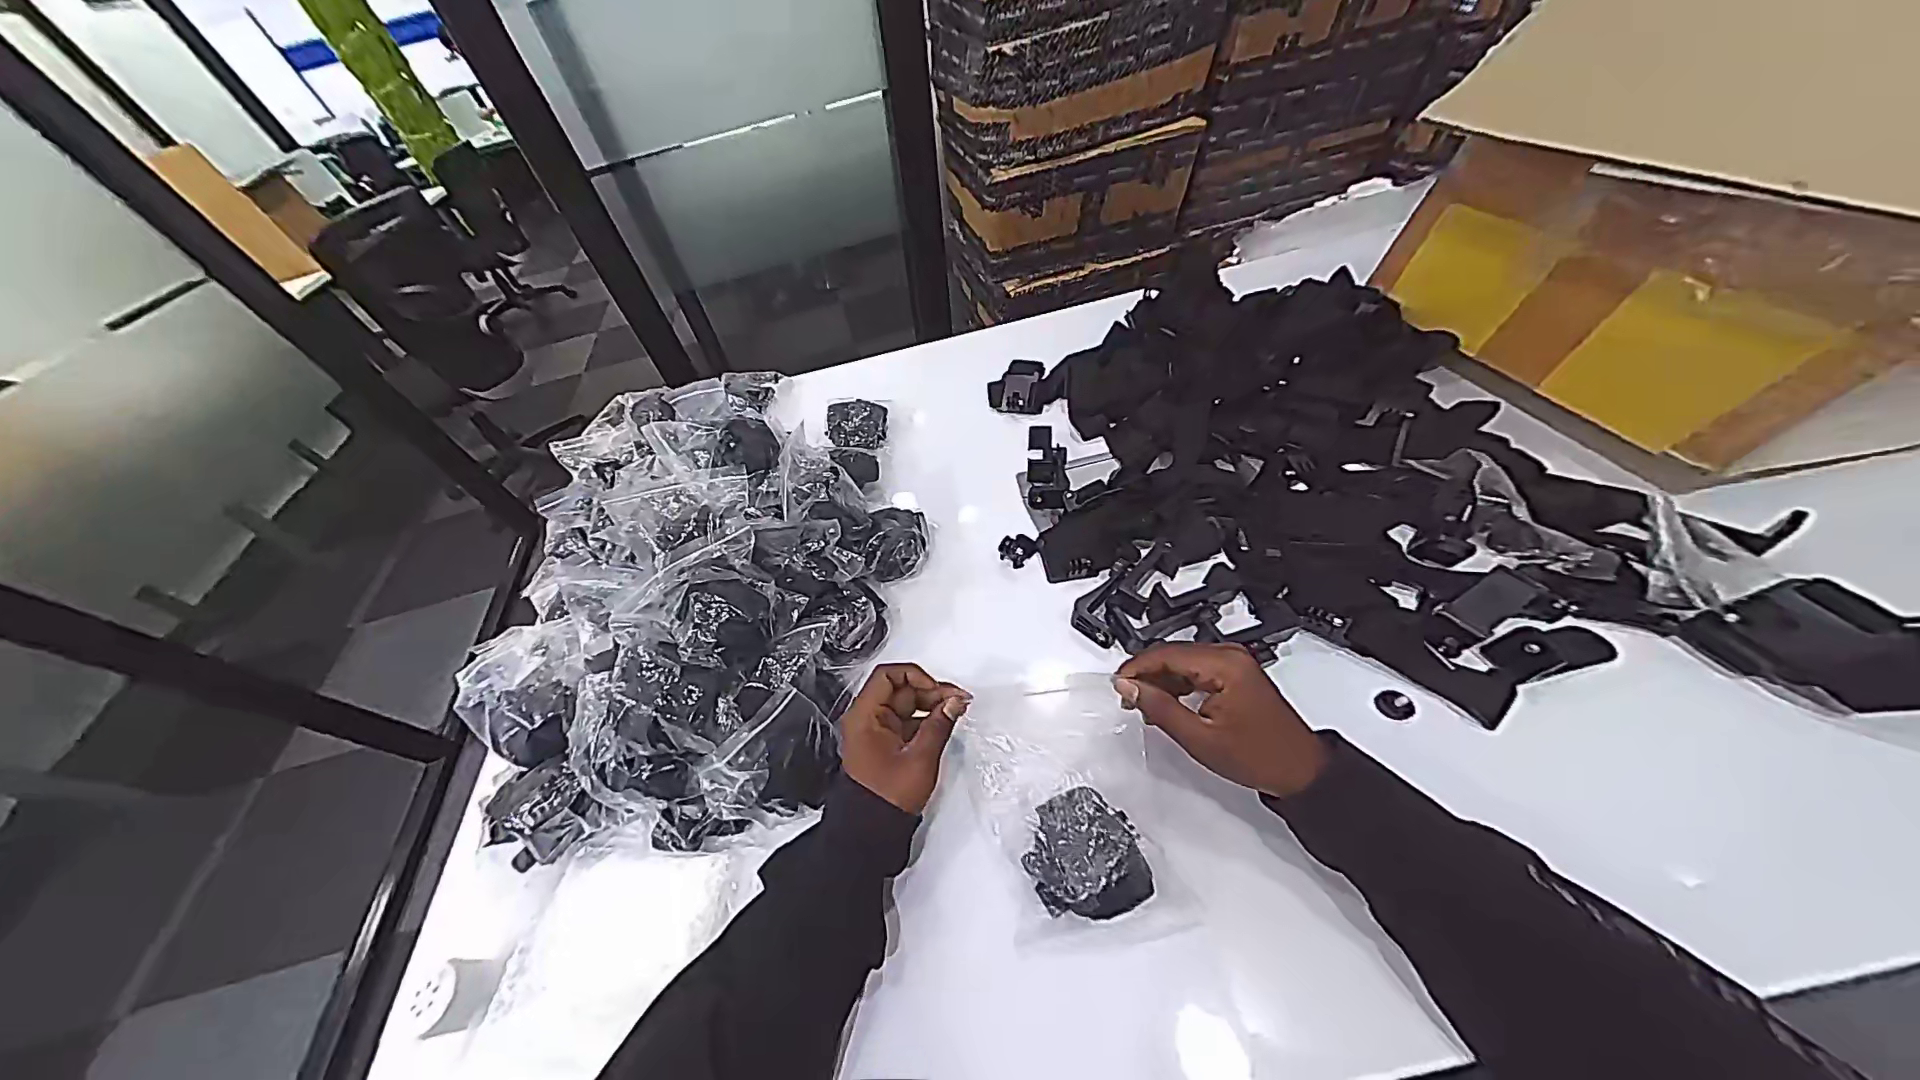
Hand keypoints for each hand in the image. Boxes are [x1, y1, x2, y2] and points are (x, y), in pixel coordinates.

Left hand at [840, 663, 969, 813]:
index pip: (888, 675)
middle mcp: (867, 719)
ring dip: (931, 705)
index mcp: (865, 716)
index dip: (916, 676)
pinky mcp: (887, 742)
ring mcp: (877, 730)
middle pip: (901, 689)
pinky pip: (908, 720)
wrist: (871, 831)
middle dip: (930, 691)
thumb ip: (939, 724)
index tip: (937, 688)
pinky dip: (926, 719)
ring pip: (907, 704)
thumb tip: (953, 702)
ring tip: (955, 711)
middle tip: (956, 699)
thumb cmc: (884, 800)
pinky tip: (944, 724)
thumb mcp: (920, 758)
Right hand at [1114, 643, 1327, 797]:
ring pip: (1183, 662)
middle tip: (1127, 696)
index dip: (1136, 668)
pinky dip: (1178, 684)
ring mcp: (1235, 663)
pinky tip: (1167, 703)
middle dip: (1146, 674)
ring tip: (1144, 704)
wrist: (1300, 770)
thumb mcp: (1199, 737)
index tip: (1119, 683)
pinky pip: (1196, 669)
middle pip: (1173, 654)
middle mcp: (1231, 656)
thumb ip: (1159, 707)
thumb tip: (1130, 687)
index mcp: (1225, 665)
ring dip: (1161, 680)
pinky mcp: (1236, 673)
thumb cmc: (1263, 756)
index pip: (1166, 655)